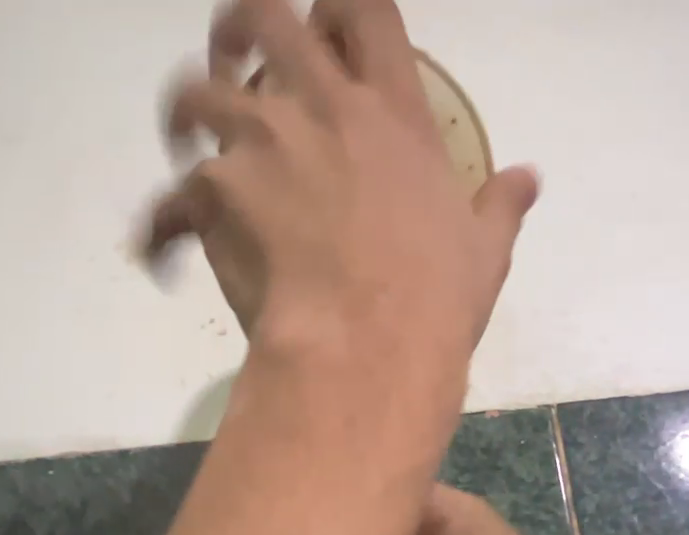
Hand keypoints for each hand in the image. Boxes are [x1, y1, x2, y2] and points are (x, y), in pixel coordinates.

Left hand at [144, 0, 538, 396]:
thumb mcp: (484, 252)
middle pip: (263, 17)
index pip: (363, 10)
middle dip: (241, 26)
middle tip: (234, 55)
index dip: (339, 6)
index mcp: (391, 114)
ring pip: (196, 92)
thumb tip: (529, 177)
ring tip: (188, 145)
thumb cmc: (435, 301)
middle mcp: (319, 110)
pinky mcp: (215, 195)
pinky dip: (159, 228)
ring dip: (188, 113)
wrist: (368, 347)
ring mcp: (261, 146)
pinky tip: (162, 255)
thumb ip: (500, 205)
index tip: (326, 26)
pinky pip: (167, 200)